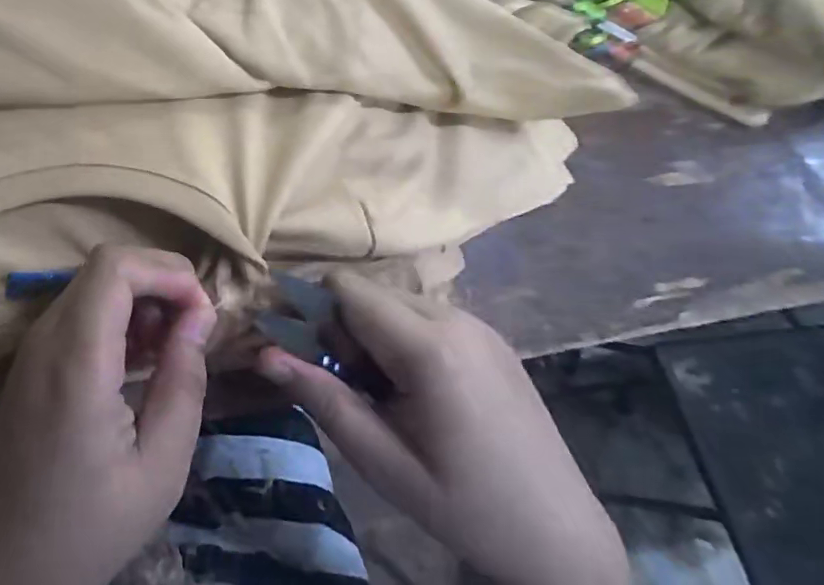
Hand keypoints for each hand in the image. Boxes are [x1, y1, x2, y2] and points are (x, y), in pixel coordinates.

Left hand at [0, 246, 216, 584]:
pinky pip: (81, 310)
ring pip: (94, 283)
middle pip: (107, 265)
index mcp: (76, 358)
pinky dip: (118, 316)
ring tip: (171, 349)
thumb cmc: (84, 526)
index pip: (115, 265)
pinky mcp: (33, 357)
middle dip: (161, 281)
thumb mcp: (159, 468)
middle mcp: (47, 335)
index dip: (167, 272)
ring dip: (141, 298)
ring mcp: (34, 343)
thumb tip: (201, 317)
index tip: (203, 314)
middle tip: (194, 330)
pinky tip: (140, 360)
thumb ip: (183, 383)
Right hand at [256, 273, 627, 584]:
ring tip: (390, 394)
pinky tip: (421, 390)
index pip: (345, 287)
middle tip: (357, 389)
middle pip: (368, 292)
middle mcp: (454, 317)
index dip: (317, 314)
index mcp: (428, 346)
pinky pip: (424, 314)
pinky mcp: (490, 334)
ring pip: (394, 300)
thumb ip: (321, 398)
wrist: (560, 536)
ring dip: (374, 333)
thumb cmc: (463, 505)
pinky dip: (403, 337)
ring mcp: (477, 322)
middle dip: (345, 329)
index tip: (317, 361)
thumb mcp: (382, 462)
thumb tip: (263, 353)